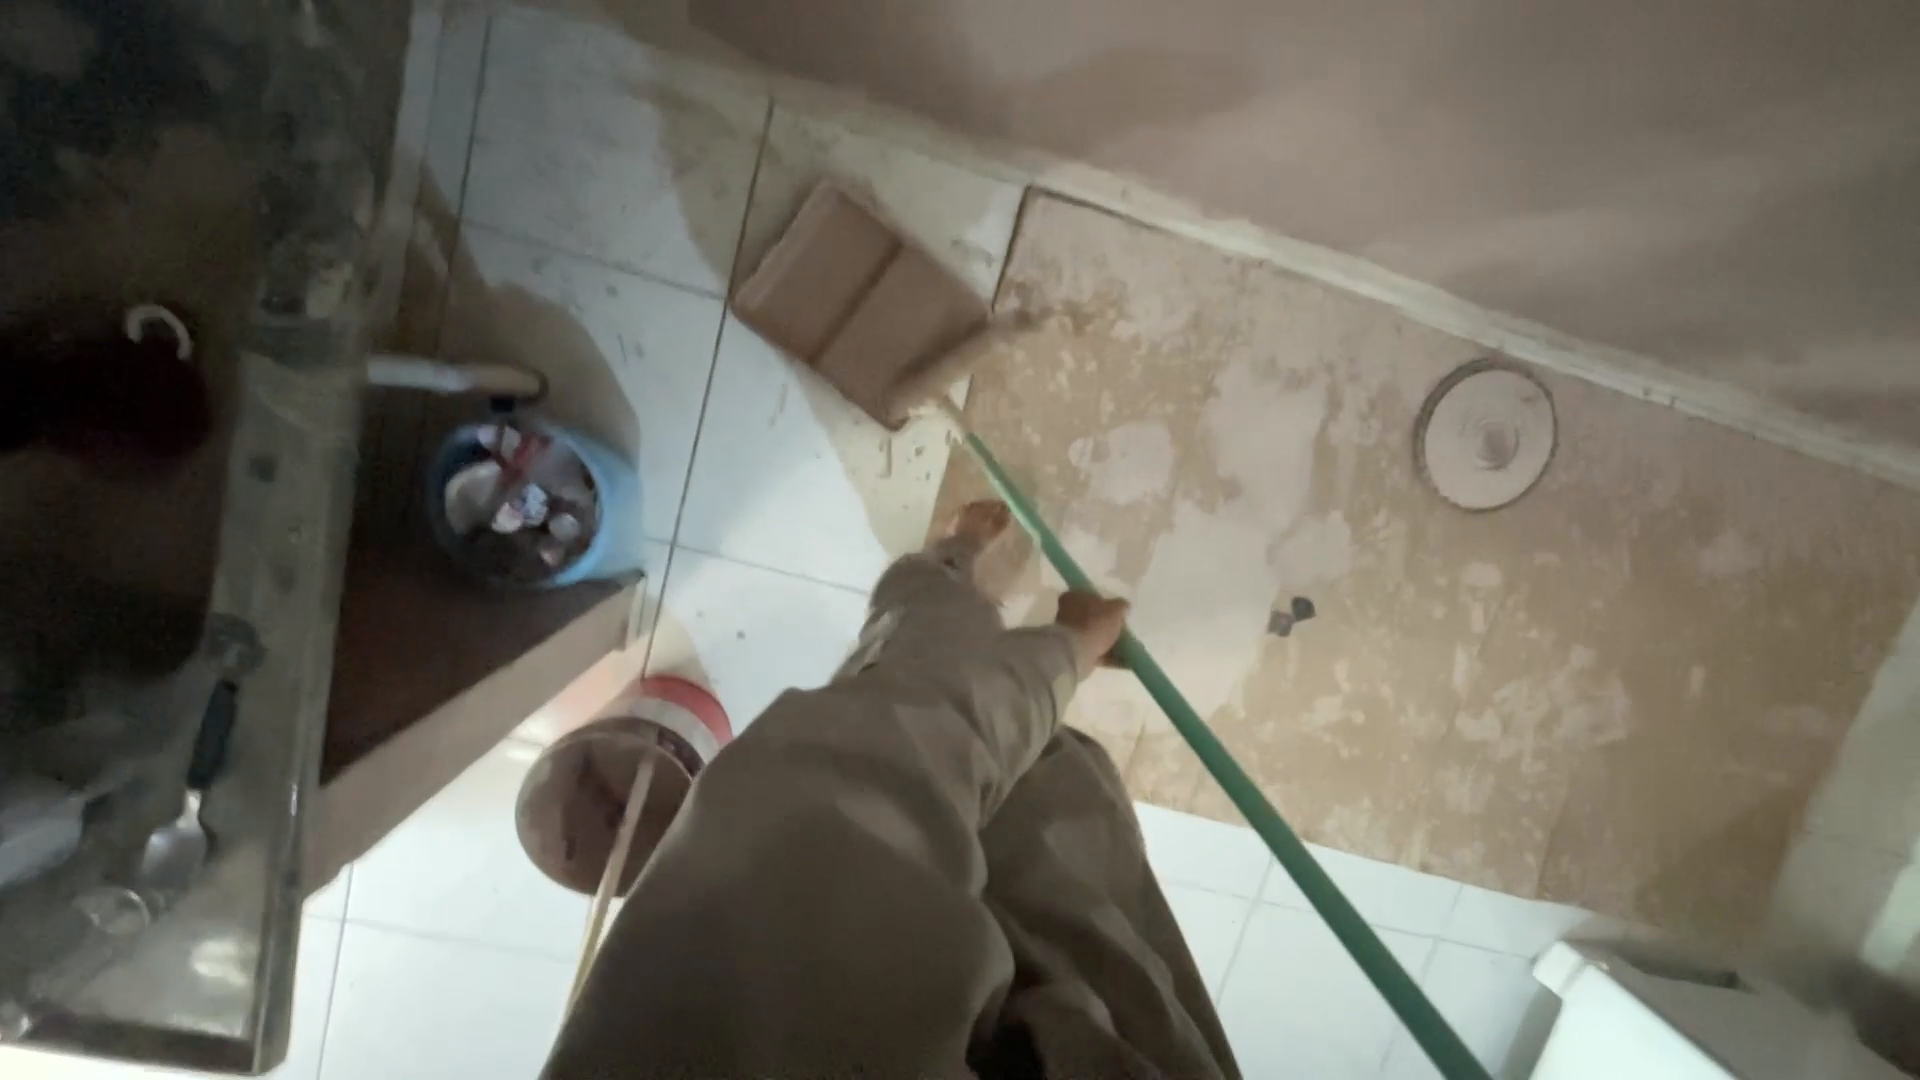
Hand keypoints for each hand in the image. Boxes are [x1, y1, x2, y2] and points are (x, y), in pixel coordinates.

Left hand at [1053, 591, 1130, 676]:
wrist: (1076, 652)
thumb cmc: (1094, 623)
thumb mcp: (1114, 609)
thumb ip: (1121, 606)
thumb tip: (1124, 606)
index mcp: (1073, 598)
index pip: (1088, 596)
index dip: (1104, 603)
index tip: (1117, 611)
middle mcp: (1068, 615)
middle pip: (1093, 618)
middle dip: (1108, 625)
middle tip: (1125, 630)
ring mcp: (1071, 635)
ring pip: (1095, 637)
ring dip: (1111, 643)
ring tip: (1130, 649)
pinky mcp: (1076, 653)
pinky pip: (1097, 654)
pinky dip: (1111, 658)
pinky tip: (1127, 662)